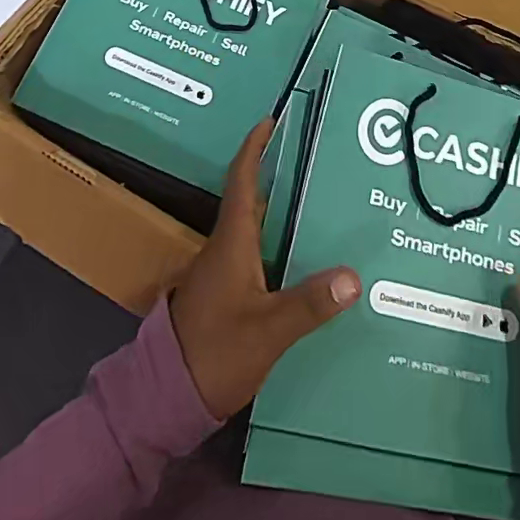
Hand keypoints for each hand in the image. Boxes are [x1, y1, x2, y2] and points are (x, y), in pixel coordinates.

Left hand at [171, 118, 361, 419]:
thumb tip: (355, 276)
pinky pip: (263, 255)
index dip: (254, 149)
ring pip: (261, 228)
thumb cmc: (212, 352)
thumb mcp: (266, 330)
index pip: (242, 182)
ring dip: (287, 211)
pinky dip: (286, 245)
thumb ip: (308, 304)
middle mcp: (227, 248)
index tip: (270, 121)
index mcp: (232, 243)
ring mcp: (226, 272)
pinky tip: (313, 257)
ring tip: (328, 203)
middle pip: (256, 199)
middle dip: (283, 175)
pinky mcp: (230, 293)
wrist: (164, 398)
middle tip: (322, 162)